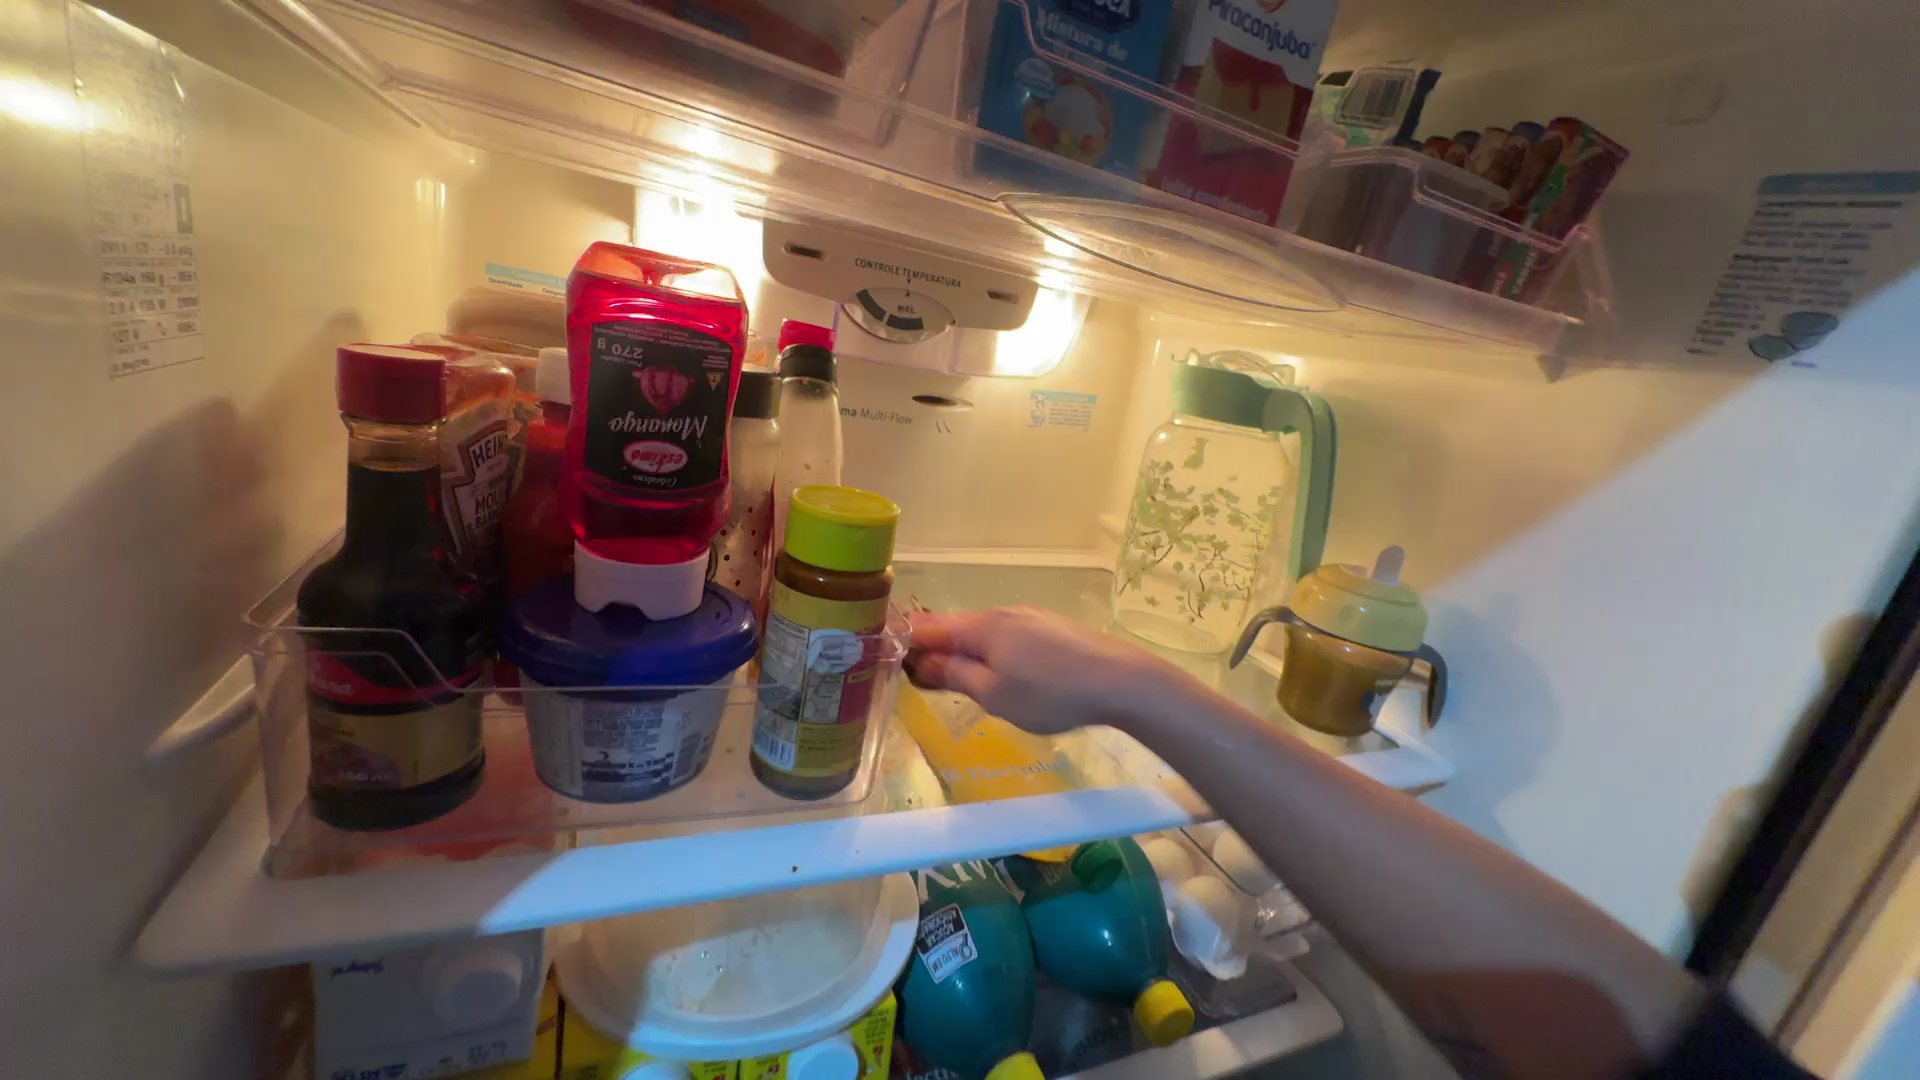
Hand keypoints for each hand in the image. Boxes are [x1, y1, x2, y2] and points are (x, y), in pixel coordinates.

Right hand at [907, 607, 1189, 735]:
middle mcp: (1001, 614)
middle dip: (933, 650)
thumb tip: (922, 663)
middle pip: (955, 628)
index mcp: (981, 627)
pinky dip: (990, 653)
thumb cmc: (1051, 693)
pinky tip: (999, 673)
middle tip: (917, 680)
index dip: (903, 641)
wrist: (1121, 681)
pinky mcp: (1051, 630)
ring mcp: (1029, 618)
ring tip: (955, 681)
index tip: (884, 658)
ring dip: (963, 653)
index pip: (927, 627)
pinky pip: (1006, 638)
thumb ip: (955, 676)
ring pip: (982, 633)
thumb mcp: (995, 695)